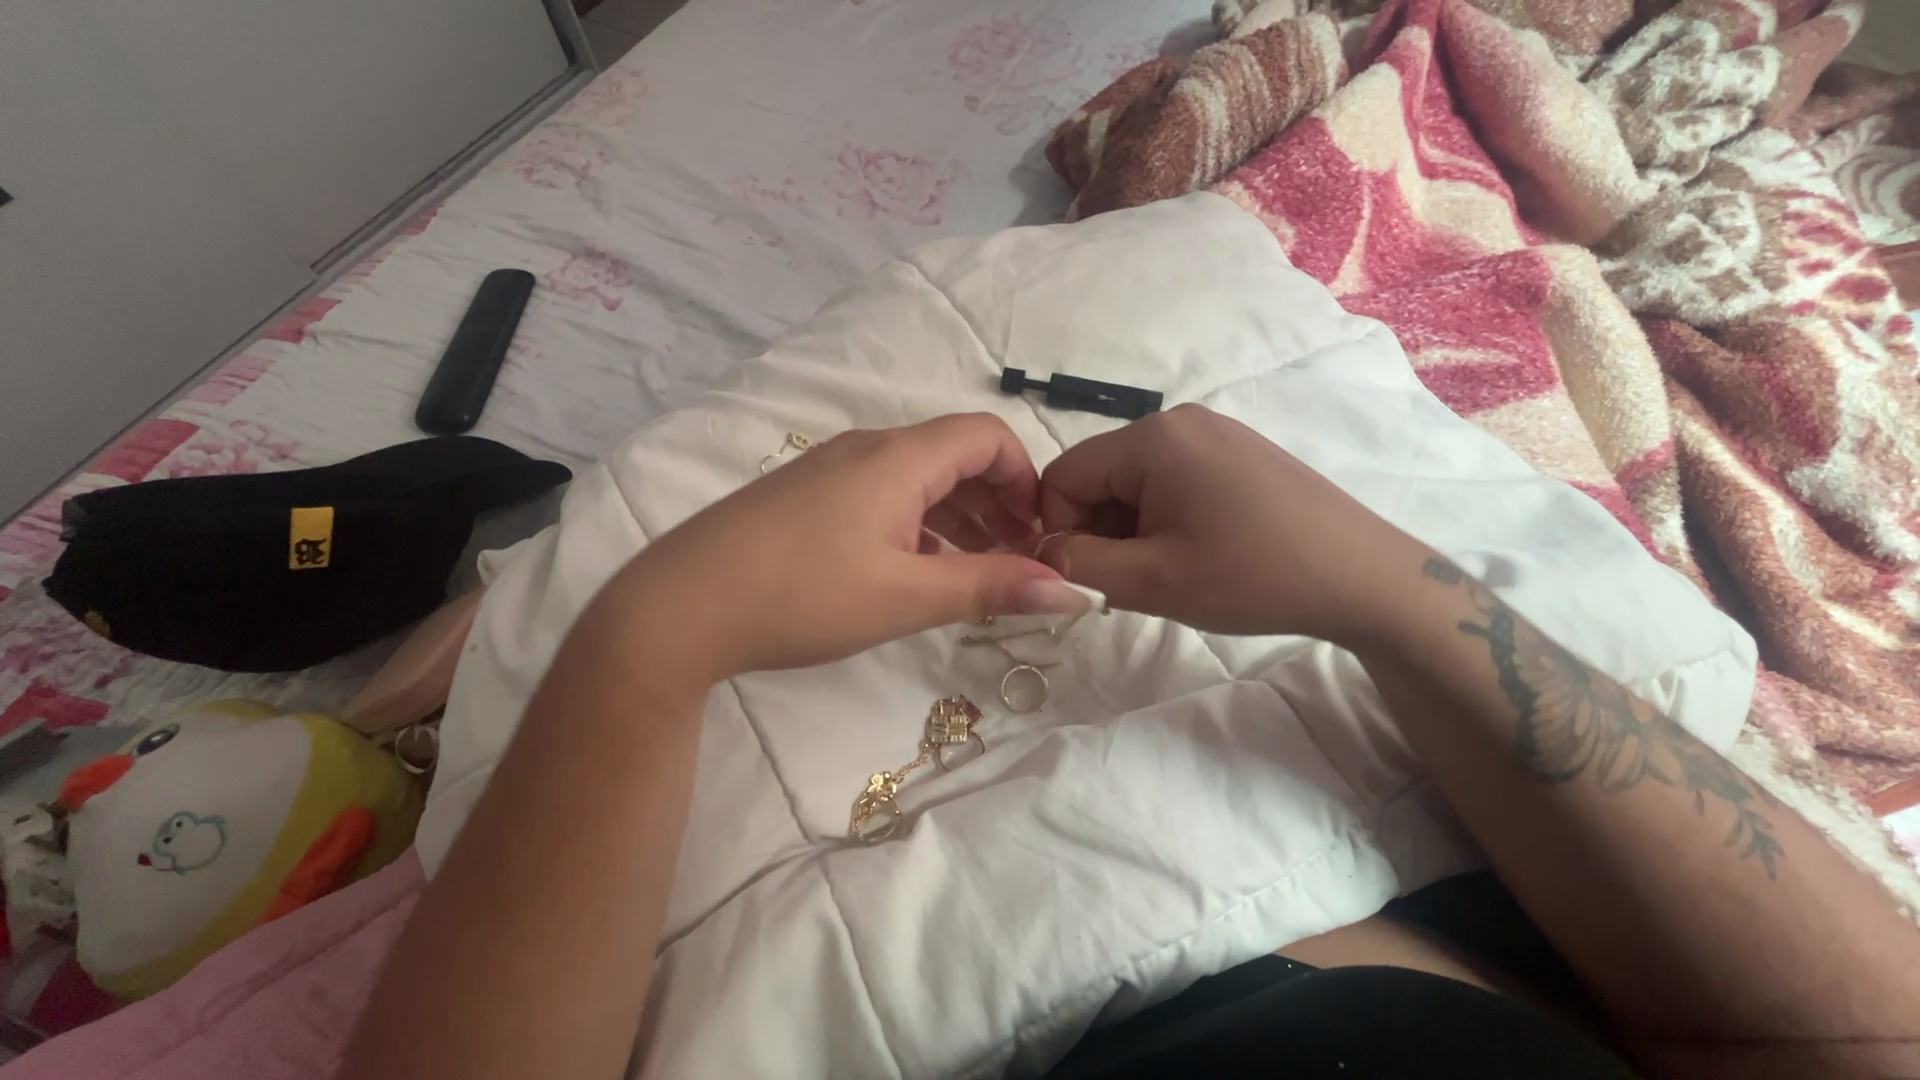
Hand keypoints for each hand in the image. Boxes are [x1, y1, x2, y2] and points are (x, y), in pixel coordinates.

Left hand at [609, 414, 1089, 681]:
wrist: (679, 607)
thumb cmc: (801, 596)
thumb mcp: (906, 597)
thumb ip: (991, 588)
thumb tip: (1072, 591)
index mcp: (896, 458)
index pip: (986, 436)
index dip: (1024, 479)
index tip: (1036, 536)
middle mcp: (865, 450)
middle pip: (952, 455)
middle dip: (996, 502)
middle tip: (1014, 561)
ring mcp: (827, 471)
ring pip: (914, 478)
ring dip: (956, 516)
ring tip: (973, 572)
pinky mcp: (801, 498)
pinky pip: (879, 496)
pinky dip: (914, 524)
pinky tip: (912, 570)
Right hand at [1036, 404, 1425, 646]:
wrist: (1365, 578)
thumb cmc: (1253, 576)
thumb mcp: (1152, 580)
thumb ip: (1079, 565)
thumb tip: (1043, 554)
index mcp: (1152, 438)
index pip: (1063, 476)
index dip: (1062, 532)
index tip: (1094, 577)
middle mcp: (1180, 422)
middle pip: (1100, 477)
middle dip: (1100, 532)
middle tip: (1137, 582)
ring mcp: (1215, 434)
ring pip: (1135, 484)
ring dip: (1133, 532)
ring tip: (1173, 572)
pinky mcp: (1239, 455)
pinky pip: (1172, 482)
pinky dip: (1166, 521)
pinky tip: (1199, 555)